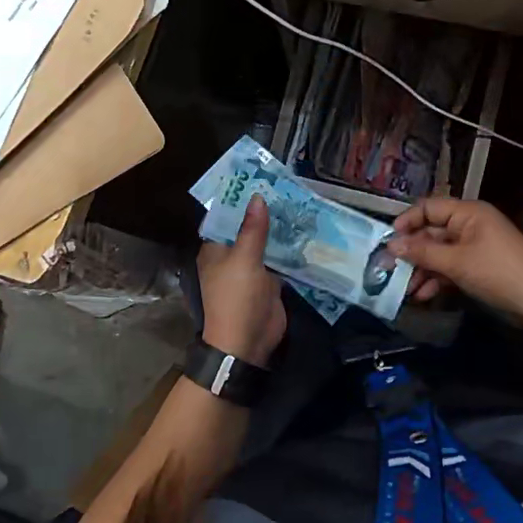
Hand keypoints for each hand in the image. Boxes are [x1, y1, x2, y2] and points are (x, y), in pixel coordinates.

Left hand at [196, 195, 286, 366]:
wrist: (247, 343)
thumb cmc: (237, 298)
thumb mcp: (244, 260)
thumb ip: (252, 229)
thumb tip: (257, 197)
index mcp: (215, 249)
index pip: (225, 216)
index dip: (241, 199)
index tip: (261, 179)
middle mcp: (231, 256)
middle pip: (248, 228)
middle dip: (265, 212)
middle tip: (289, 188)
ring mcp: (251, 269)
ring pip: (265, 243)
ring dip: (280, 229)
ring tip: (302, 204)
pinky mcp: (269, 282)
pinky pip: (279, 259)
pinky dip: (290, 248)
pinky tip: (307, 232)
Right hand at [387, 198, 522, 318]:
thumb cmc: (497, 273)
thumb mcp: (455, 263)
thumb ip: (421, 253)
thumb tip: (391, 246)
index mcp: (468, 213)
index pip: (429, 207)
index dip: (407, 222)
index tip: (388, 241)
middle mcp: (470, 224)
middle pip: (432, 232)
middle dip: (412, 252)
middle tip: (389, 270)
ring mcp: (475, 246)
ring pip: (439, 252)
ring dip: (422, 270)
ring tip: (406, 289)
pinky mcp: (478, 266)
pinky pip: (450, 266)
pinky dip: (437, 278)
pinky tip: (423, 295)